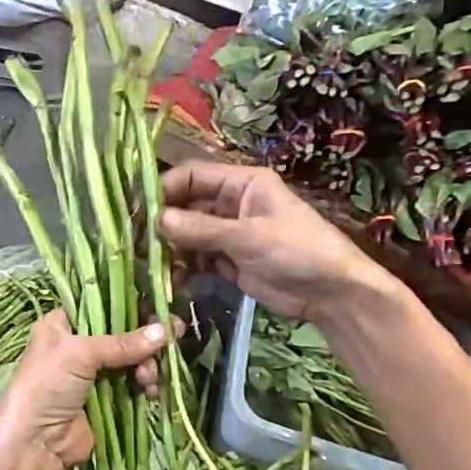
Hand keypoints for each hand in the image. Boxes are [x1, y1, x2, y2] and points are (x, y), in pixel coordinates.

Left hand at [0, 311, 169, 469]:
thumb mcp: (80, 354)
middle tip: (169, 342)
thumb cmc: (48, 386)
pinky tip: (151, 391)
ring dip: (147, 365)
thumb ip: (122, 342)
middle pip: (122, 332)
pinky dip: (145, 383)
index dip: (131, 306)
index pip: (101, 304)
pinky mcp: (105, 397)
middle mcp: (77, 344)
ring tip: (148, 378)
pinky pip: (133, 382)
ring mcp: (92, 372)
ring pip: (132, 358)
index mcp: (61, 324)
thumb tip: (166, 330)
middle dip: (145, 340)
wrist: (37, 443)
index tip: (160, 310)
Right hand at [159, 163, 401, 323]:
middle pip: (186, 206)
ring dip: (171, 249)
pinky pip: (197, 258)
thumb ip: (202, 229)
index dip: (165, 189)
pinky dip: (184, 268)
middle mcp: (232, 204)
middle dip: (164, 223)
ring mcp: (229, 233)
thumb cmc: (297, 250)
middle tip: (139, 242)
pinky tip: (173, 280)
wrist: (331, 293)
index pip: (193, 176)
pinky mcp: (228, 261)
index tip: (140, 211)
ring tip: (155, 266)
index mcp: (242, 183)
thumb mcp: (248, 236)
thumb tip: (158, 220)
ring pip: (188, 234)